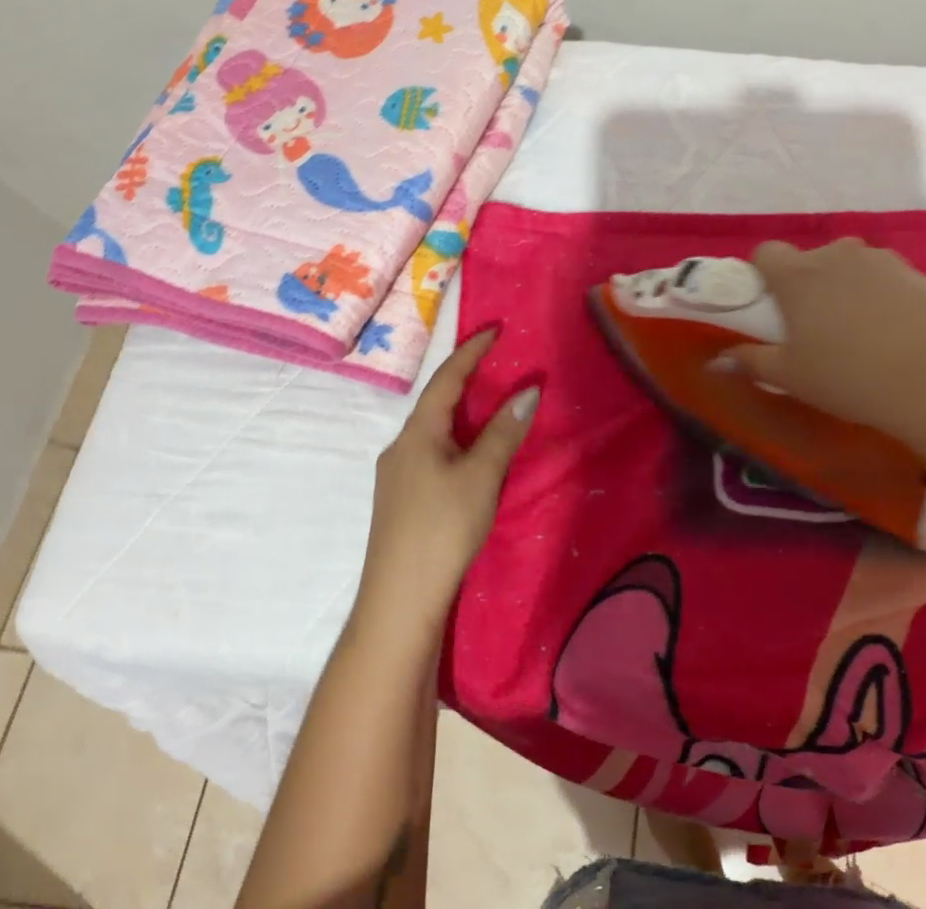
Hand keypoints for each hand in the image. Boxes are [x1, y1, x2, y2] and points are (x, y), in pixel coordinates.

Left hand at [356, 329, 537, 616]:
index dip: (471, 352)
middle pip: (436, 405)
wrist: (401, 597)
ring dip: (464, 415)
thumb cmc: (442, 529)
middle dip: (467, 382)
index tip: (496, 329)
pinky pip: (434, 455)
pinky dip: (458, 443)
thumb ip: (503, 433)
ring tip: (494, 408)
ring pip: (435, 433)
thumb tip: (528, 391)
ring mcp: (397, 476)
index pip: (445, 381)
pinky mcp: (402, 501)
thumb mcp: (480, 477)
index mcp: (417, 435)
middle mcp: (400, 448)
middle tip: (500, 365)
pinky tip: (474, 459)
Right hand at [720, 239, 925, 453]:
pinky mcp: (920, 275)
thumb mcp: (793, 377)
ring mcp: (884, 261)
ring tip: (859, 335)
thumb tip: (716, 360)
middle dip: (808, 285)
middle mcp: (839, 255)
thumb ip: (752, 362)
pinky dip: (883, 299)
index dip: (762, 276)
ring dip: (847, 289)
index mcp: (799, 275)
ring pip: (853, 267)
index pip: (766, 253)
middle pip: (812, 259)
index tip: (770, 308)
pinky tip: (895, 337)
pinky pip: (888, 281)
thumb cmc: (849, 377)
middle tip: (815, 329)